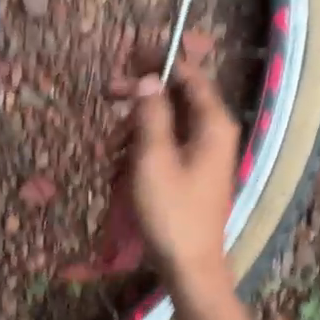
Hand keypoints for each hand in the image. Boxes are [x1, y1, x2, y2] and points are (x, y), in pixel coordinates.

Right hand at [122, 58, 240, 286]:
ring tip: (110, 150)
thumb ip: (150, 114)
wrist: (189, 264)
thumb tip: (147, 80)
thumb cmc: (171, 210)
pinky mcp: (191, 175)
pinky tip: (119, 169)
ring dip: (134, 129)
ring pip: (165, 124)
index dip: (159, 60)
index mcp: (212, 123)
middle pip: (174, 98)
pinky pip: (164, 149)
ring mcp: (203, 155)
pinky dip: (140, 152)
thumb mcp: (152, 158)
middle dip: (138, 99)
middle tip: (105, 96)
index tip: (128, 54)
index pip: (189, 74)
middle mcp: (213, 133)